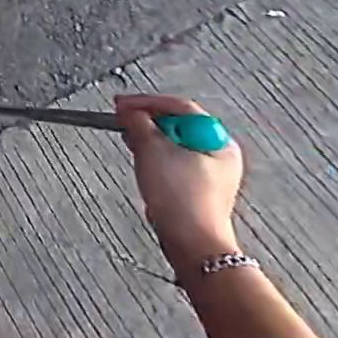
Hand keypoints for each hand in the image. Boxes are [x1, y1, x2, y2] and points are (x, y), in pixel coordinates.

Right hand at [114, 95, 243, 269]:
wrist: (189, 236)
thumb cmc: (180, 196)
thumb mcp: (152, 148)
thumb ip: (138, 123)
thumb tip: (128, 111)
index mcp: (217, 141)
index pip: (179, 107)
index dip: (146, 102)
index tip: (120, 104)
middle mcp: (217, 153)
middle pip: (177, 123)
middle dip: (146, 118)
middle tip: (120, 118)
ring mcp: (208, 170)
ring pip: (173, 140)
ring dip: (147, 135)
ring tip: (128, 137)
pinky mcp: (194, 184)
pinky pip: (172, 157)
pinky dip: (153, 151)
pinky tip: (140, 156)